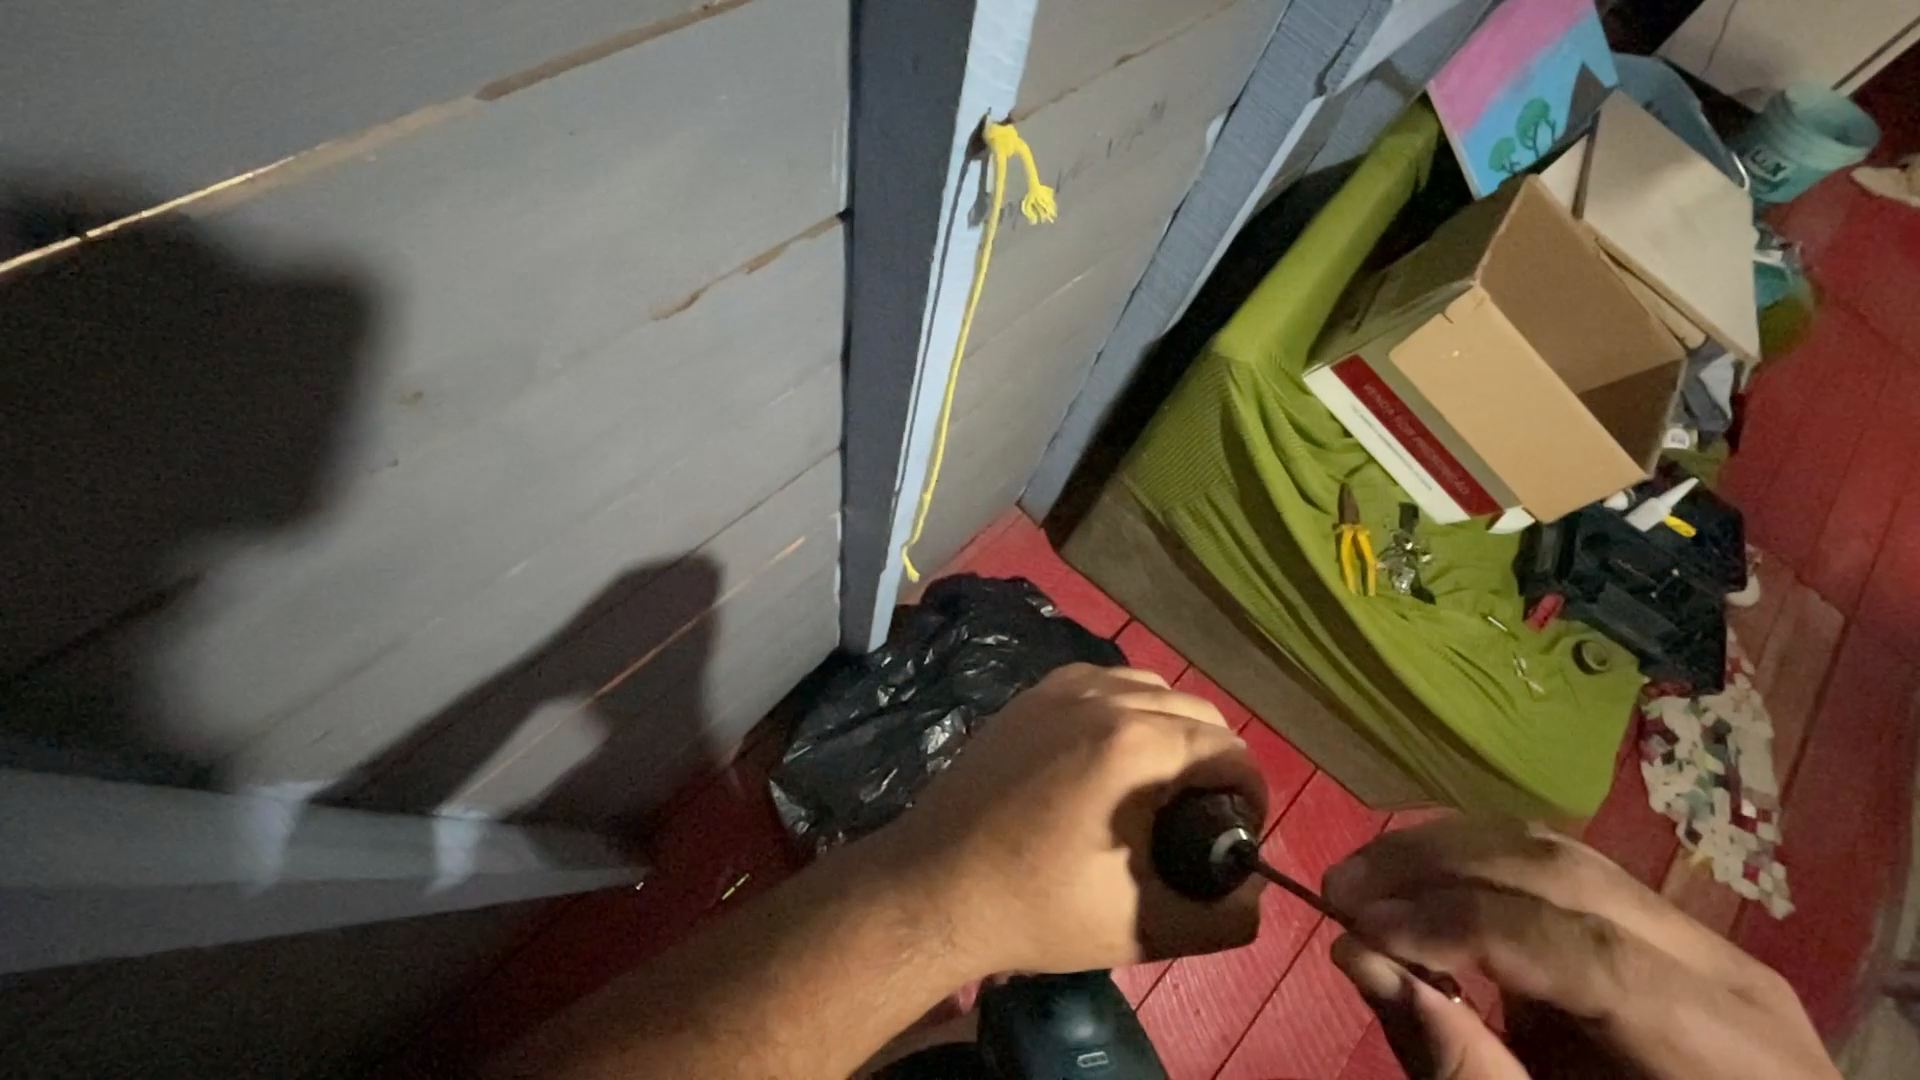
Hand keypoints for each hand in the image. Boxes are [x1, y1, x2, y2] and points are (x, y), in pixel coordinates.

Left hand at [875, 663, 1266, 977]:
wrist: (933, 884)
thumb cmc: (1036, 907)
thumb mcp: (1140, 928)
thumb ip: (1220, 917)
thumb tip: (1255, 894)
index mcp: (1133, 744)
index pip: (1227, 748)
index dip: (1250, 792)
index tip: (1241, 831)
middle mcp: (1101, 697)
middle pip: (1195, 710)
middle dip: (1216, 759)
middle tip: (1207, 813)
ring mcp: (1060, 688)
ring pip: (1149, 688)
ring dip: (1173, 728)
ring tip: (1164, 782)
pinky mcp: (1030, 696)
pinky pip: (1102, 682)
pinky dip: (1126, 708)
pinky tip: (1113, 753)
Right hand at [1321, 817, 1838, 1079]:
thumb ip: (1459, 1062)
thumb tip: (1357, 955)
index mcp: (1730, 1050)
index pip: (1582, 951)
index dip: (1459, 926)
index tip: (1358, 927)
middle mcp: (1721, 965)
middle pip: (1557, 871)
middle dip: (1432, 867)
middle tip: (1340, 887)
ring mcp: (1685, 928)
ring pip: (1543, 845)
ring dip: (1435, 851)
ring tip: (1361, 877)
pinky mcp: (1640, 914)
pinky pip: (1542, 858)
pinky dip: (1462, 858)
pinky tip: (1410, 880)